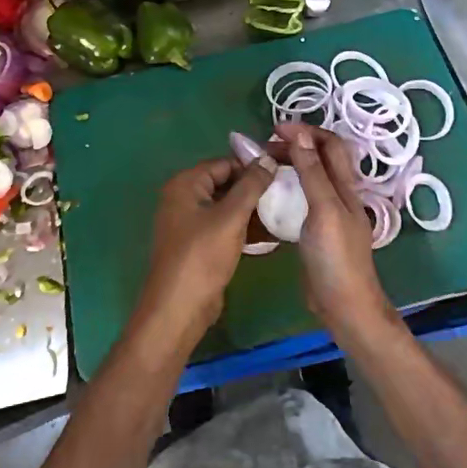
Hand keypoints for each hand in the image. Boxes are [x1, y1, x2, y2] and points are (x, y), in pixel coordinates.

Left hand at [133, 155, 274, 336]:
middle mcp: (184, 198)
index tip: (282, 171)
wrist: (180, 308)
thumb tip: (268, 159)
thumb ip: (251, 185)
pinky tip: (272, 234)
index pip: (224, 163)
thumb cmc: (202, 256)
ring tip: (285, 211)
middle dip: (254, 189)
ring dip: (253, 211)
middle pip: (225, 184)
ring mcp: (190, 223)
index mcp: (185, 185)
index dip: (252, 166)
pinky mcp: (199, 245)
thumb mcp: (231, 217)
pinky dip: (244, 229)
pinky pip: (225, 228)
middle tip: (287, 192)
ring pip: (227, 207)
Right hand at [275, 124, 396, 336]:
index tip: (275, 130)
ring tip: (262, 165)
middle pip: (319, 158)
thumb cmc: (336, 257)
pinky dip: (286, 188)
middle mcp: (340, 194)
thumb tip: (301, 134)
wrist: (344, 305)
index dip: (306, 131)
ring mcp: (329, 213)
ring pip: (310, 177)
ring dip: (289, 165)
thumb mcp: (324, 209)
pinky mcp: (317, 230)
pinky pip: (301, 199)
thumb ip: (313, 172)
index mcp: (346, 186)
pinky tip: (268, 195)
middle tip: (262, 149)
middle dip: (294, 146)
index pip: (330, 144)